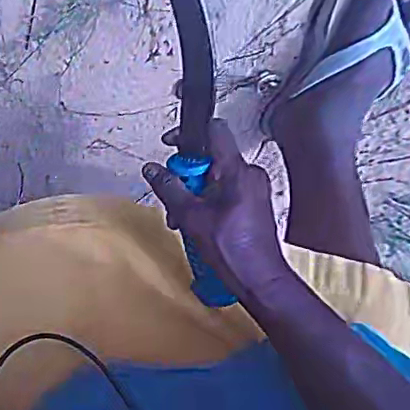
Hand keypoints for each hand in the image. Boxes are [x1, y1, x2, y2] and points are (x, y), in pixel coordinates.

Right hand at [142, 119, 295, 300]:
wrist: (259, 279)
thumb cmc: (229, 247)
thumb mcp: (189, 215)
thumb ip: (168, 187)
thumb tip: (151, 168)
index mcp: (237, 171)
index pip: (215, 131)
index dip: (189, 133)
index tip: (170, 145)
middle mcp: (249, 174)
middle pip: (210, 158)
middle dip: (185, 174)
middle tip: (172, 197)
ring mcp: (253, 188)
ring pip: (214, 176)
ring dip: (192, 192)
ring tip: (181, 217)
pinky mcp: (252, 202)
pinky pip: (223, 190)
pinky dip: (204, 200)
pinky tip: (194, 222)